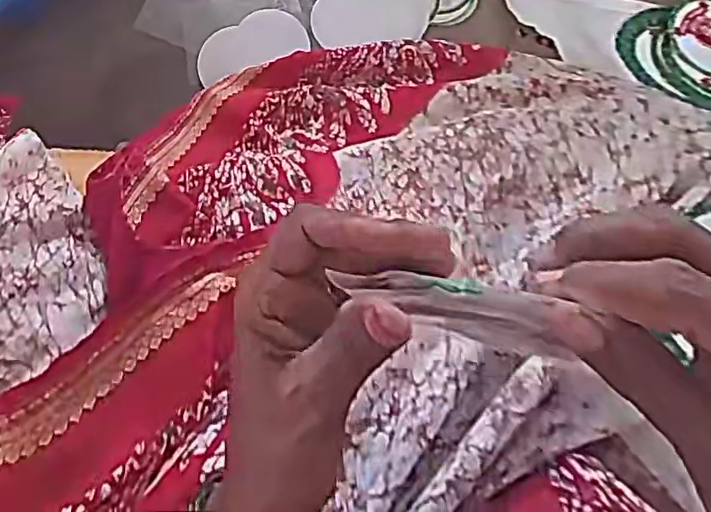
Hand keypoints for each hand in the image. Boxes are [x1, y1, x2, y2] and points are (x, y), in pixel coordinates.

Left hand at [214, 206, 455, 511]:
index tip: (399, 241)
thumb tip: (394, 311)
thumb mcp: (310, 401)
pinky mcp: (336, 318)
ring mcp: (312, 298)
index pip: (304, 232)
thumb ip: (348, 350)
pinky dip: (401, 282)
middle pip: (337, 238)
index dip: (350, 226)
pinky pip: (370, 286)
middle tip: (439, 249)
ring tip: (445, 262)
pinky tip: (430, 285)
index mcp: (265, 290)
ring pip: (358, 258)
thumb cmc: (276, 452)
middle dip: (387, 239)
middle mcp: (287, 283)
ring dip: (401, 256)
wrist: (275, 498)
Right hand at [534, 207, 710, 511]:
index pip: (703, 298)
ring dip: (608, 244)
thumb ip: (649, 385)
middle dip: (604, 244)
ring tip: (552, 269)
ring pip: (680, 237)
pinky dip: (625, 263)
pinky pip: (681, 263)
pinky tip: (589, 278)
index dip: (617, 285)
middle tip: (541, 269)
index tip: (548, 291)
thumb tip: (561, 316)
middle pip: (690, 242)